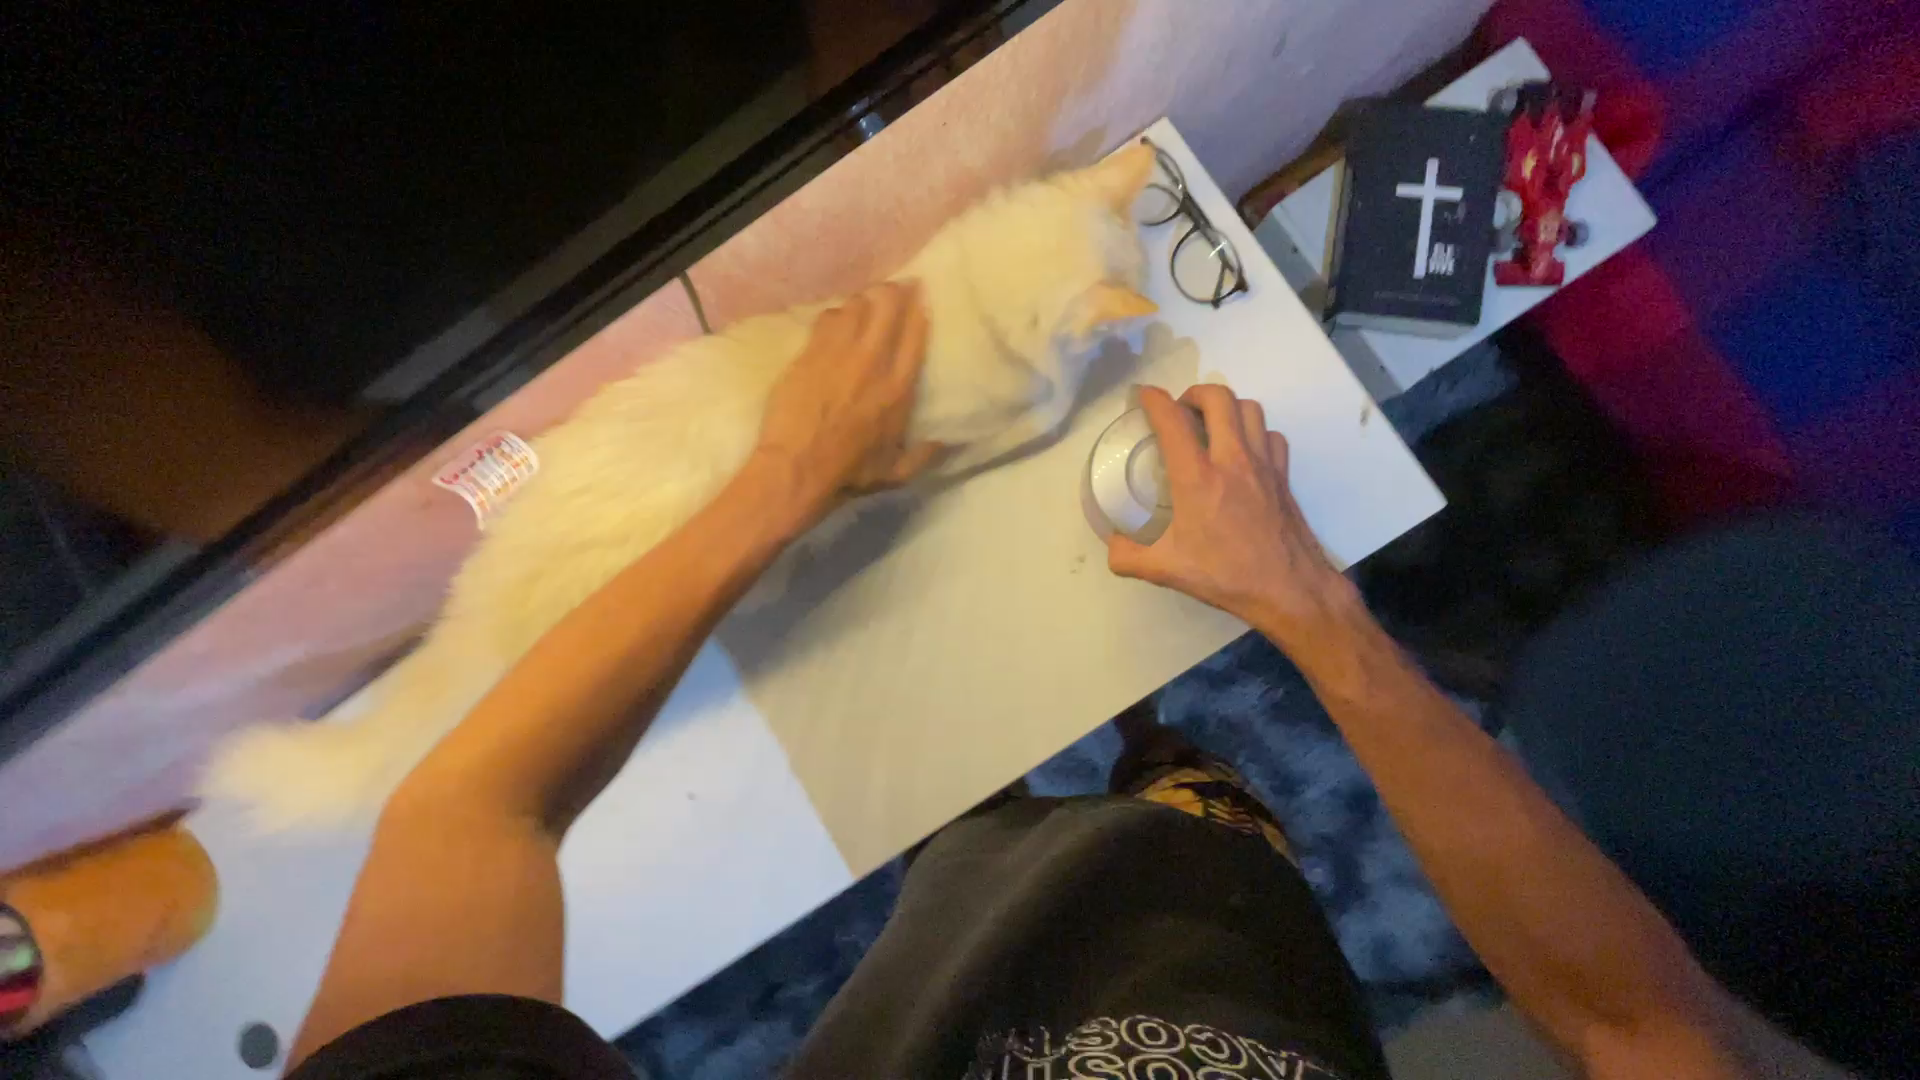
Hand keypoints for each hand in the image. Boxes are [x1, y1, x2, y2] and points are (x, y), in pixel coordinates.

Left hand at [754, 281, 944, 517]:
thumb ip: (922, 456)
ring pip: (857, 306)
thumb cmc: (848, 473)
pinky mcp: (810, 353)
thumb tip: (943, 443)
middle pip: (887, 307)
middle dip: (894, 292)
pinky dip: (837, 314)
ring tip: (867, 301)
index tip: (921, 295)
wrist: (797, 467)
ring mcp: (838, 353)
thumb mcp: (895, 474)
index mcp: (898, 389)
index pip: (915, 335)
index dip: (919, 309)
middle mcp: (872, 362)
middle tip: (895, 288)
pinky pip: (827, 318)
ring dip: (865, 300)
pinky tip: (837, 319)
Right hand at [1106, 385, 1355, 639]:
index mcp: (1197, 478)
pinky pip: (1270, 435)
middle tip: (1180, 410)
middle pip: (1218, 398)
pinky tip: (1243, 450)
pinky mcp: (1283, 475)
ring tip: (1211, 423)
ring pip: (1249, 409)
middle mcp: (1232, 460)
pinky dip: (1254, 432)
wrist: (1289, 590)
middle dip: (1194, 393)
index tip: (1143, 395)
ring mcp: (1263, 464)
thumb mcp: (1165, 571)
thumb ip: (1128, 556)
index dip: (1154, 400)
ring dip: (1227, 407)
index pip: (1173, 421)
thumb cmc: (1225, 576)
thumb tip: (1112, 543)